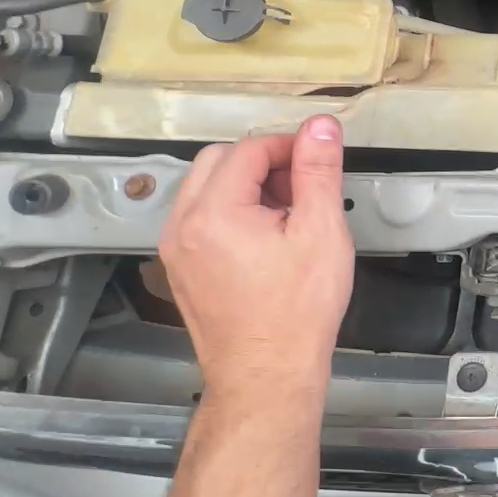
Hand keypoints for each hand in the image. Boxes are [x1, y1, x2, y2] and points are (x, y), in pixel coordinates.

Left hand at [158, 115, 354, 401]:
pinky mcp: (182, 267)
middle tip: (307, 183)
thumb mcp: (321, 229)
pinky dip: (235, 207)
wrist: (268, 370)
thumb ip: (318, 170)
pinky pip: (203, 215)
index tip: (321, 160)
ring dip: (249, 182)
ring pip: (207, 186)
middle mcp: (182, 227)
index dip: (291, 146)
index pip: (249, 149)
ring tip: (293, 209)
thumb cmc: (298, 306)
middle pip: (219, 160)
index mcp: (213, 213)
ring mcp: (176, 250)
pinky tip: (271, 232)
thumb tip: (320, 126)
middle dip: (266, 160)